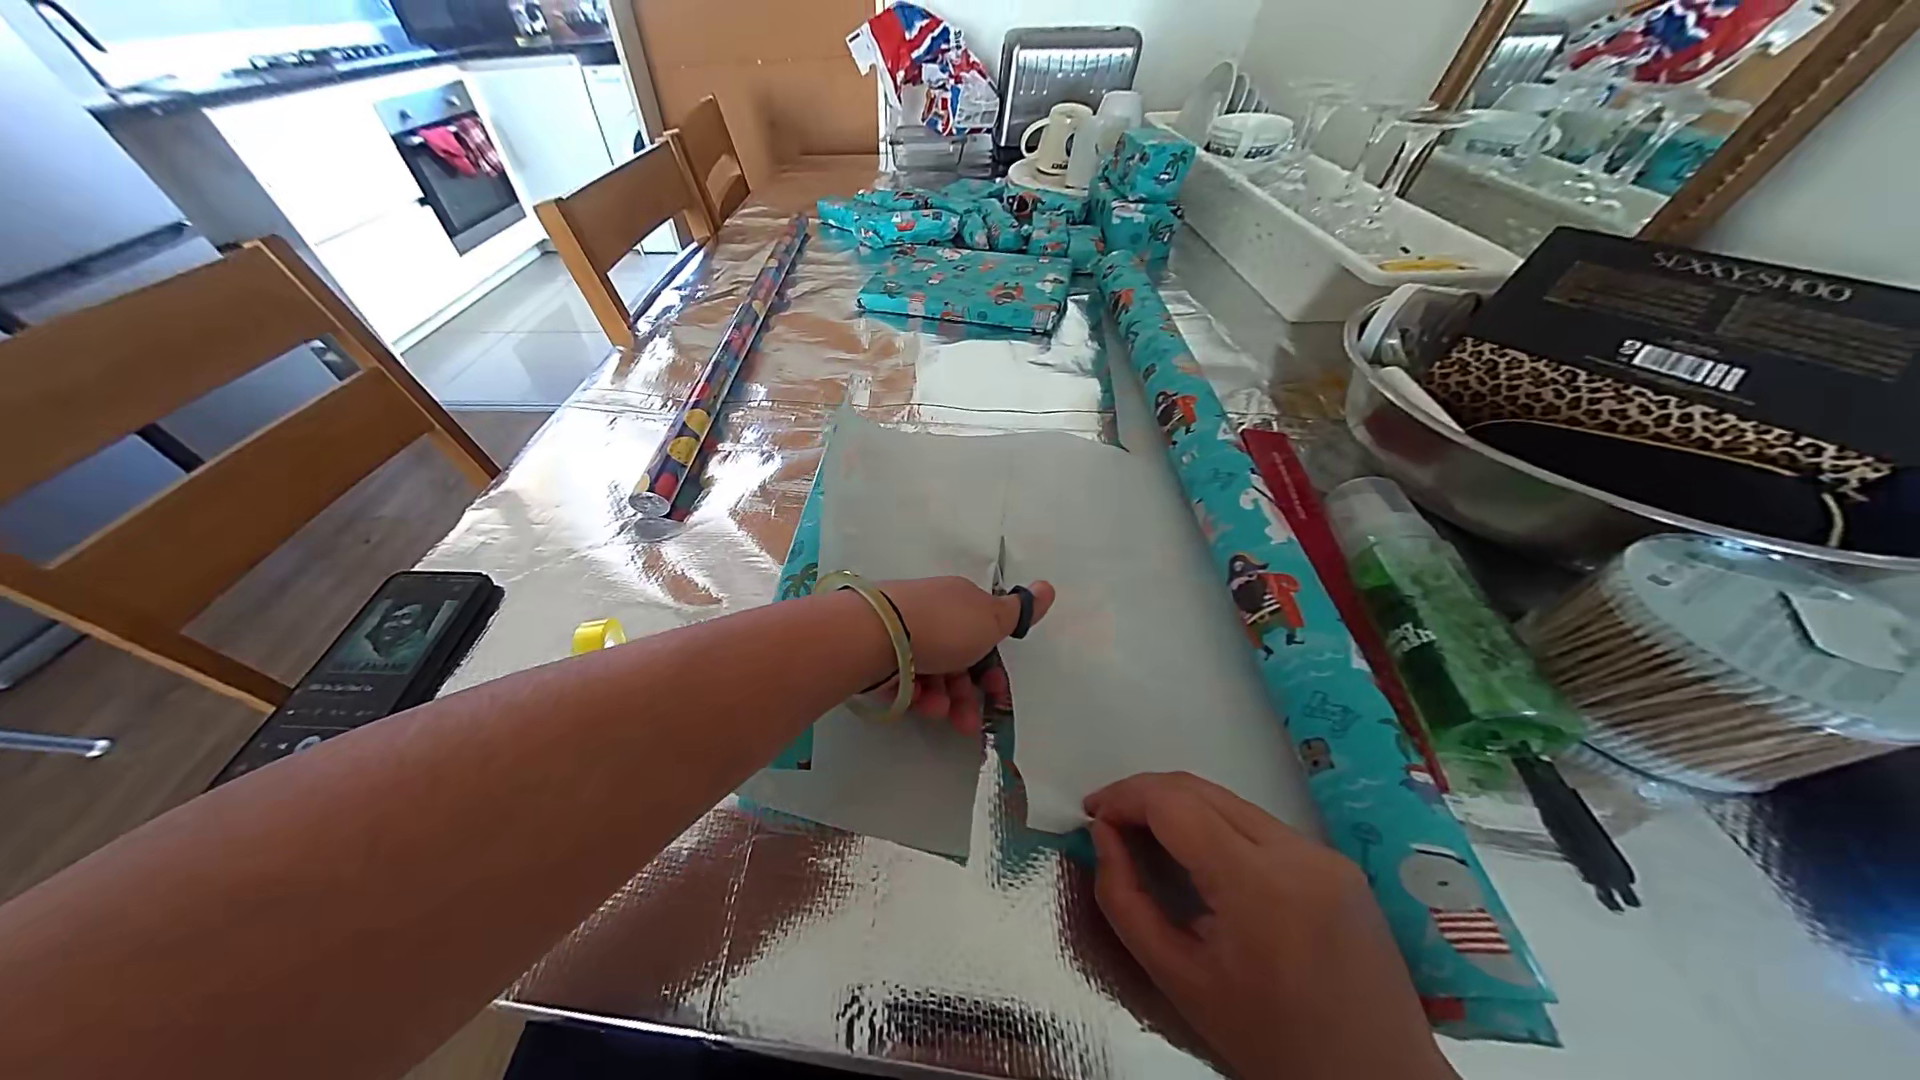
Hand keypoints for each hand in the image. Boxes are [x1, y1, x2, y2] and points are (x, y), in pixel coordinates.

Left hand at [859, 577, 1053, 736]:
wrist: (877, 633)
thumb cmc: (943, 626)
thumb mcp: (990, 618)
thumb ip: (1017, 611)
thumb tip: (1047, 586)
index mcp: (960, 602)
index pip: (984, 636)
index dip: (994, 668)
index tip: (998, 694)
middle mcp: (933, 614)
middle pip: (959, 660)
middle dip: (969, 694)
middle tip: (970, 722)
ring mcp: (904, 634)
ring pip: (934, 674)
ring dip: (945, 700)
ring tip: (941, 715)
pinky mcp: (881, 654)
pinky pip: (907, 679)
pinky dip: (918, 695)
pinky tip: (920, 705)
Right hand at [1085, 772, 1455, 1079]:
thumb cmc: (1268, 1043)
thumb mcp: (1176, 979)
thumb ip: (1125, 900)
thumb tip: (1103, 835)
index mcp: (1257, 885)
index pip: (1174, 804)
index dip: (1124, 796)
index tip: (1093, 813)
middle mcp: (1296, 852)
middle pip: (1201, 790)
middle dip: (1145, 795)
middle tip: (1110, 821)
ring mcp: (1323, 853)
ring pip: (1230, 802)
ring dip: (1180, 808)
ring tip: (1148, 837)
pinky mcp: (1337, 861)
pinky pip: (1260, 824)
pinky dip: (1217, 826)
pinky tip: (1202, 859)